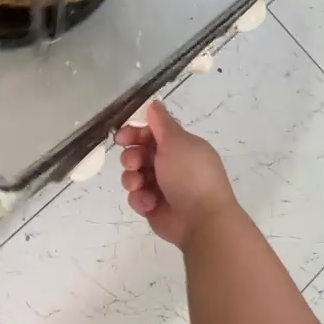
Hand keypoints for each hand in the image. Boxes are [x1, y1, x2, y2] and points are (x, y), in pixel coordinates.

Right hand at [114, 101, 238, 246]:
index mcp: (180, 147)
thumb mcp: (176, 142)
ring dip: (132, 179)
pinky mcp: (153, 206)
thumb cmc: (190, 176)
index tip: (122, 137)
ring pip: (133, 175)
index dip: (135, 133)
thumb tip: (154, 103)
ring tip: (140, 185)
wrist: (201, 220)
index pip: (151, 133)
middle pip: (138, 153)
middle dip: (131, 157)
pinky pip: (136, 197)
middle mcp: (171, 165)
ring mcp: (161, 187)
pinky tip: (149, 203)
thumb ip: (161, 123)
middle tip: (133, 164)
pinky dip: (140, 199)